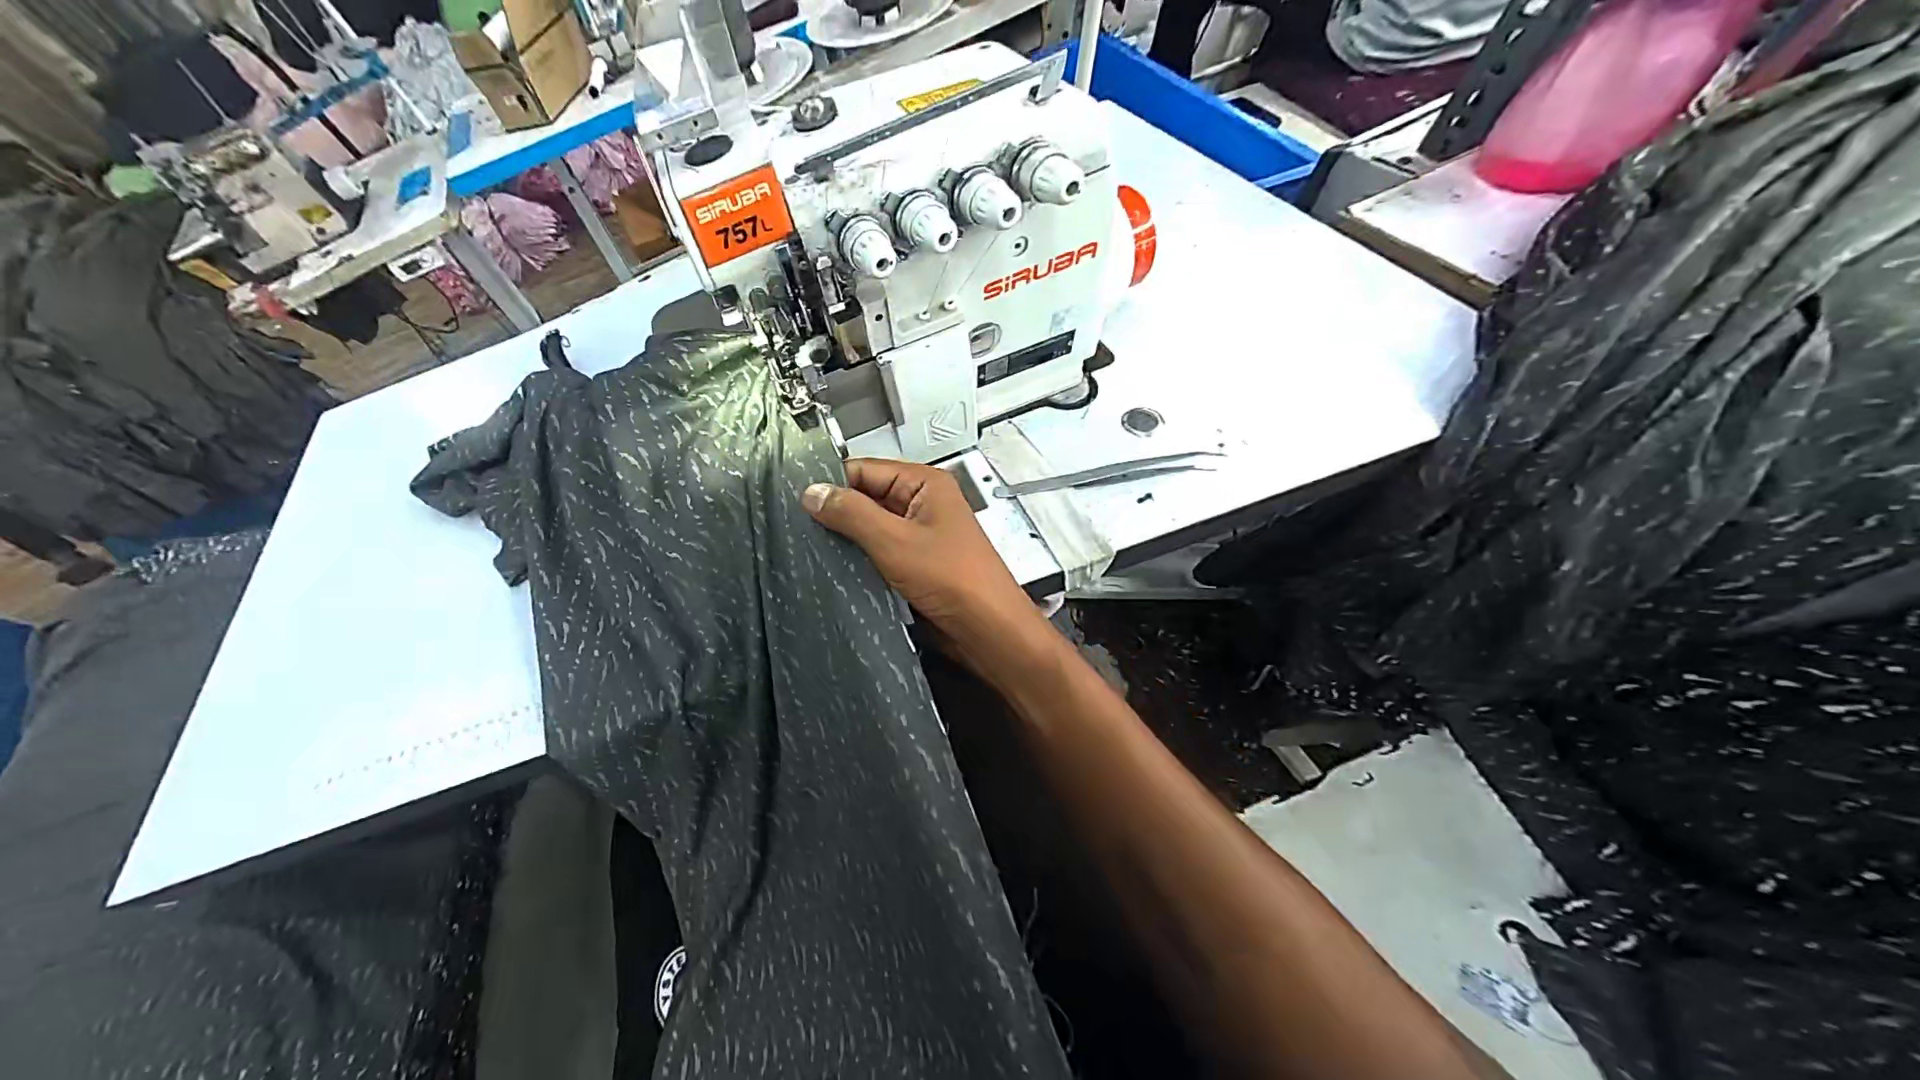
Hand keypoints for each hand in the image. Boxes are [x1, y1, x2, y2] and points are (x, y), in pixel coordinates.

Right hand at [803, 458, 1062, 685]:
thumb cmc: (955, 580)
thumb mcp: (895, 541)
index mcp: (924, 484)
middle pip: (866, 497)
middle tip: (798, 529)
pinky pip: (880, 552)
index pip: (864, 469)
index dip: (832, 483)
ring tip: (812, 549)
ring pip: (871, 527)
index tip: (798, 501)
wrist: (987, 629)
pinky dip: (860, 559)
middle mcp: (923, 503)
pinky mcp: (916, 563)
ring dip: (847, 539)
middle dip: (837, 513)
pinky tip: (836, 568)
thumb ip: (851, 513)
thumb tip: (813, 493)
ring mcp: (919, 534)